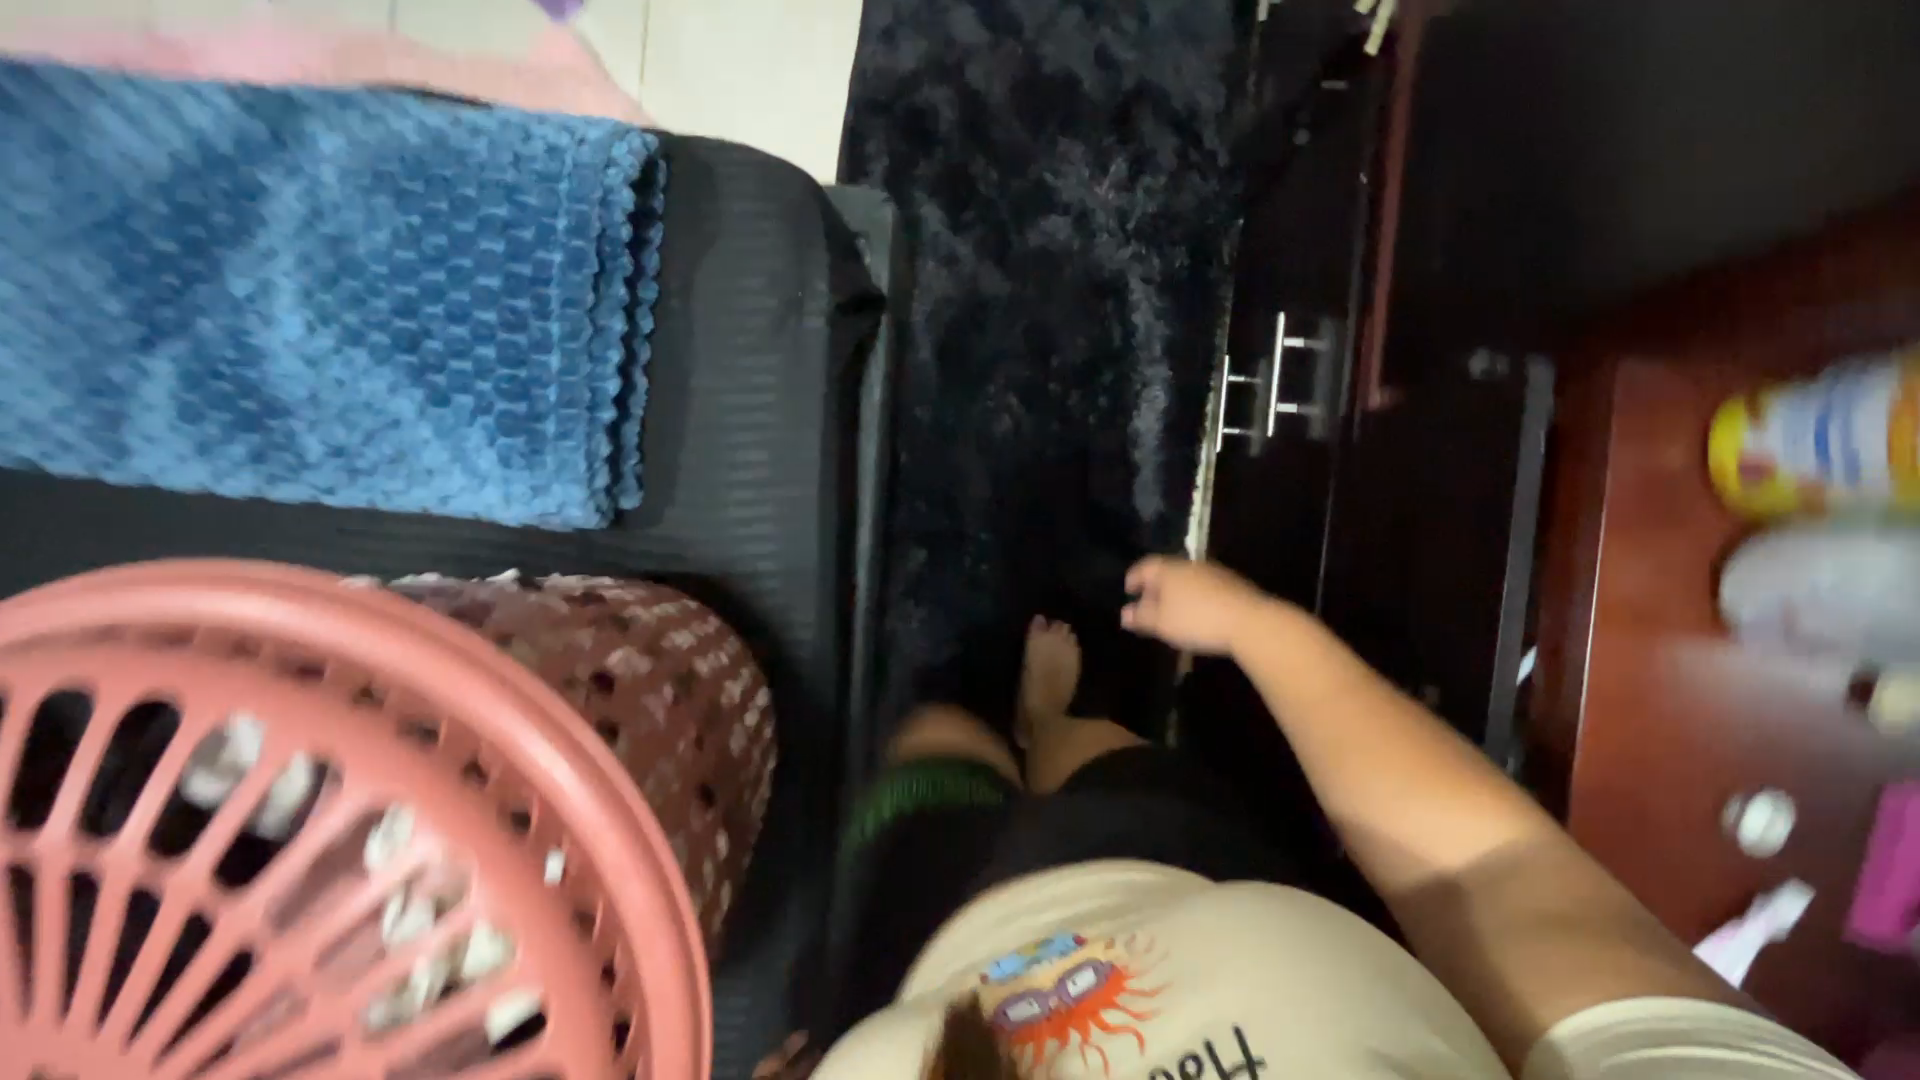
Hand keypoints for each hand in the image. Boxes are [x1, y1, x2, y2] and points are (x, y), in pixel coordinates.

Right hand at [1120, 556, 1278, 655]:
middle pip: (1167, 571)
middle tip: (1149, 604)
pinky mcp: (1232, 584)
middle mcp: (1190, 565)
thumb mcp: (1161, 623)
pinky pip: (1204, 587)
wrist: (1249, 621)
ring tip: (1172, 612)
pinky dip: (1195, 597)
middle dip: (1155, 587)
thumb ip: (1141, 617)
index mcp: (1169, 569)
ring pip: (1187, 579)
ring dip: (1177, 593)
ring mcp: (1214, 572)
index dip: (1134, 578)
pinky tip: (1197, 614)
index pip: (1145, 566)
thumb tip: (1125, 613)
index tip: (1128, 590)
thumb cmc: (1196, 620)